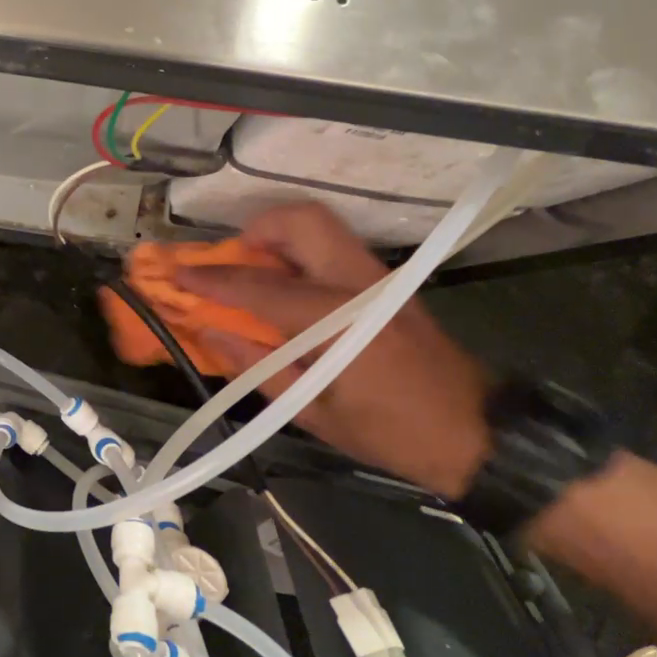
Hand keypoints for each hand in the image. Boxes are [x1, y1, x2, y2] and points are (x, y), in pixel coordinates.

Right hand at [175, 203, 491, 497]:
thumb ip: (258, 368)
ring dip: (279, 238)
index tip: (176, 273)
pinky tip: (286, 288)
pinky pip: (335, 249)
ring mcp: (381, 279)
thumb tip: (211, 331)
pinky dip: (301, 254)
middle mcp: (361, 285)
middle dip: (256, 230)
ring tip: (253, 273)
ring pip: (322, 227)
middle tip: (229, 260)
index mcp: (339, 322)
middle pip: (303, 222)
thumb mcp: (313, 413)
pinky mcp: (390, 284)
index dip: (211, 280)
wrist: (480, 435)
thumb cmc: (391, 434)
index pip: (260, 287)